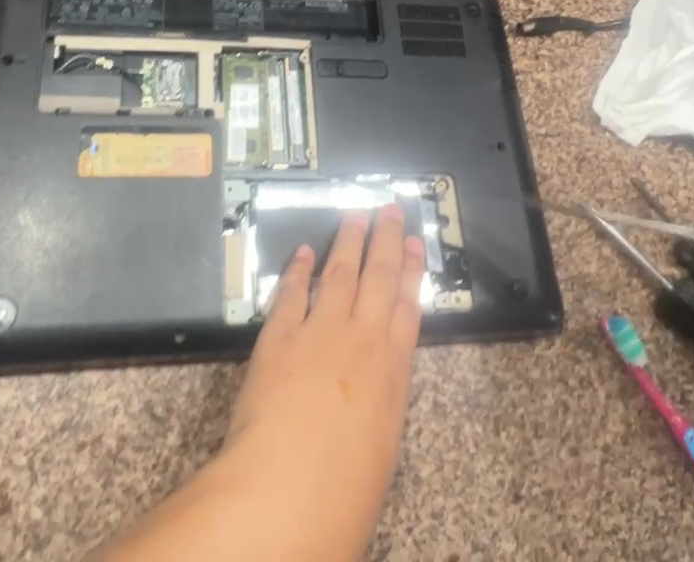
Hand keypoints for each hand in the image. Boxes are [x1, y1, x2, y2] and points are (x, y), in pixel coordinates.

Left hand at [222, 204, 426, 556]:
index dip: (412, 271)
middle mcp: (361, 339)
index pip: (408, 306)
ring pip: (339, 275)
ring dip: (347, 243)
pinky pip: (291, 293)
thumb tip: (374, 390)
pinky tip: (304, 252)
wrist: (291, 484)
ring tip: (353, 216)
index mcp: (393, 369)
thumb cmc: (346, 485)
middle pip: (378, 278)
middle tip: (388, 209)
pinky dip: (298, 270)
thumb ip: (379, 405)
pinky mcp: (278, 336)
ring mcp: (319, 332)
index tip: (414, 243)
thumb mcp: (382, 444)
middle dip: (385, 240)